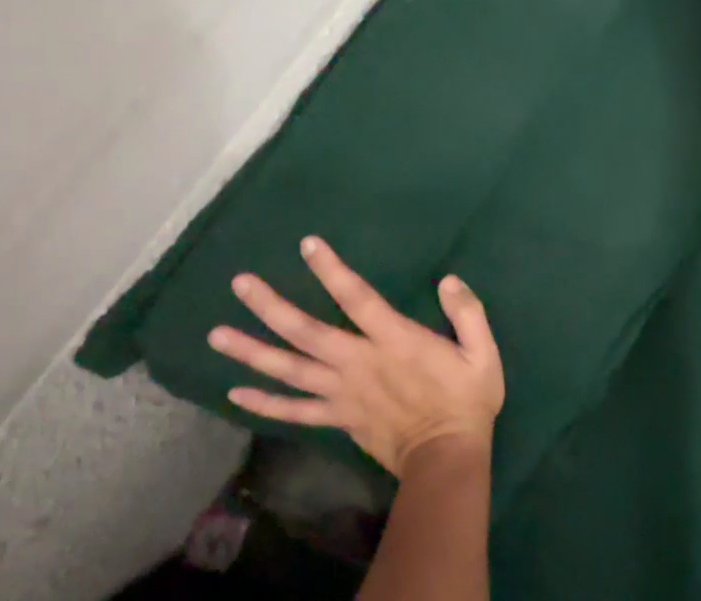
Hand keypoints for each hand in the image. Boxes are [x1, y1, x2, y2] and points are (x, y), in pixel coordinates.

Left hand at [209, 236, 504, 478]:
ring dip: (251, 352)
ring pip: (289, 369)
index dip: (332, 270)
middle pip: (306, 332)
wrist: (447, 455)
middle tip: (240, 283)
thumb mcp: (483, 352)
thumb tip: (448, 281)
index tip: (308, 245)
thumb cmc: (467, 399)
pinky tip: (235, 394)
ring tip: (217, 335)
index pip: (357, 297)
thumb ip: (467, 313)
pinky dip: (264, 403)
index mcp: (395, 340)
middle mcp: (359, 362)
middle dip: (271, 306)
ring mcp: (343, 392)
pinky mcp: (338, 418)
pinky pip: (295, 410)